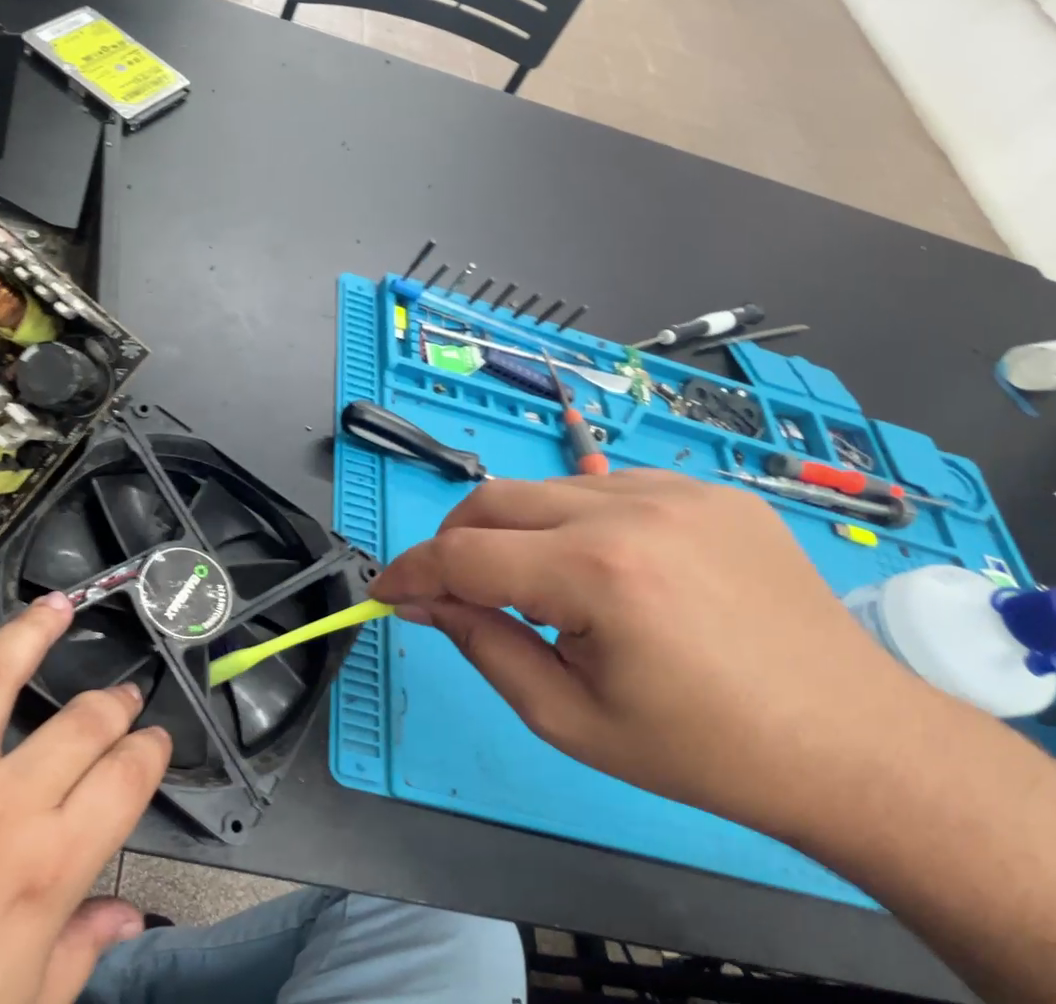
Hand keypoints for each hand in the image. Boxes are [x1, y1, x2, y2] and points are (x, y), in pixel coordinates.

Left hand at [0, 594, 172, 1003]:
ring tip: (56, 608)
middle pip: (78, 724)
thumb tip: (130, 916)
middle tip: (125, 694)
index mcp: (47, 867)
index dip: (151, 751)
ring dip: (28, 635)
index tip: (155, 741)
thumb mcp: (30, 1000)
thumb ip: (85, 947)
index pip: (125, 780)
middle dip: (113, 702)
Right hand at [367, 471, 922, 832]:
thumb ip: (477, 643)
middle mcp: (633, 511)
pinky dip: (572, 522)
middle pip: (492, 500)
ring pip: (545, 489)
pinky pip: (607, 489)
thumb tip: (419, 599)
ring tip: (533, 591)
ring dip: (512, 532)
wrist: (855, 747)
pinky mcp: (714, 494)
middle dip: (451, 543)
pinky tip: (598, 571)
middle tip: (449, 593)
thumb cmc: (701, 749)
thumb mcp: (565, 715)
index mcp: (596, 573)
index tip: (382, 592)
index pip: (461, 553)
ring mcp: (680, 492)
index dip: (408, 572)